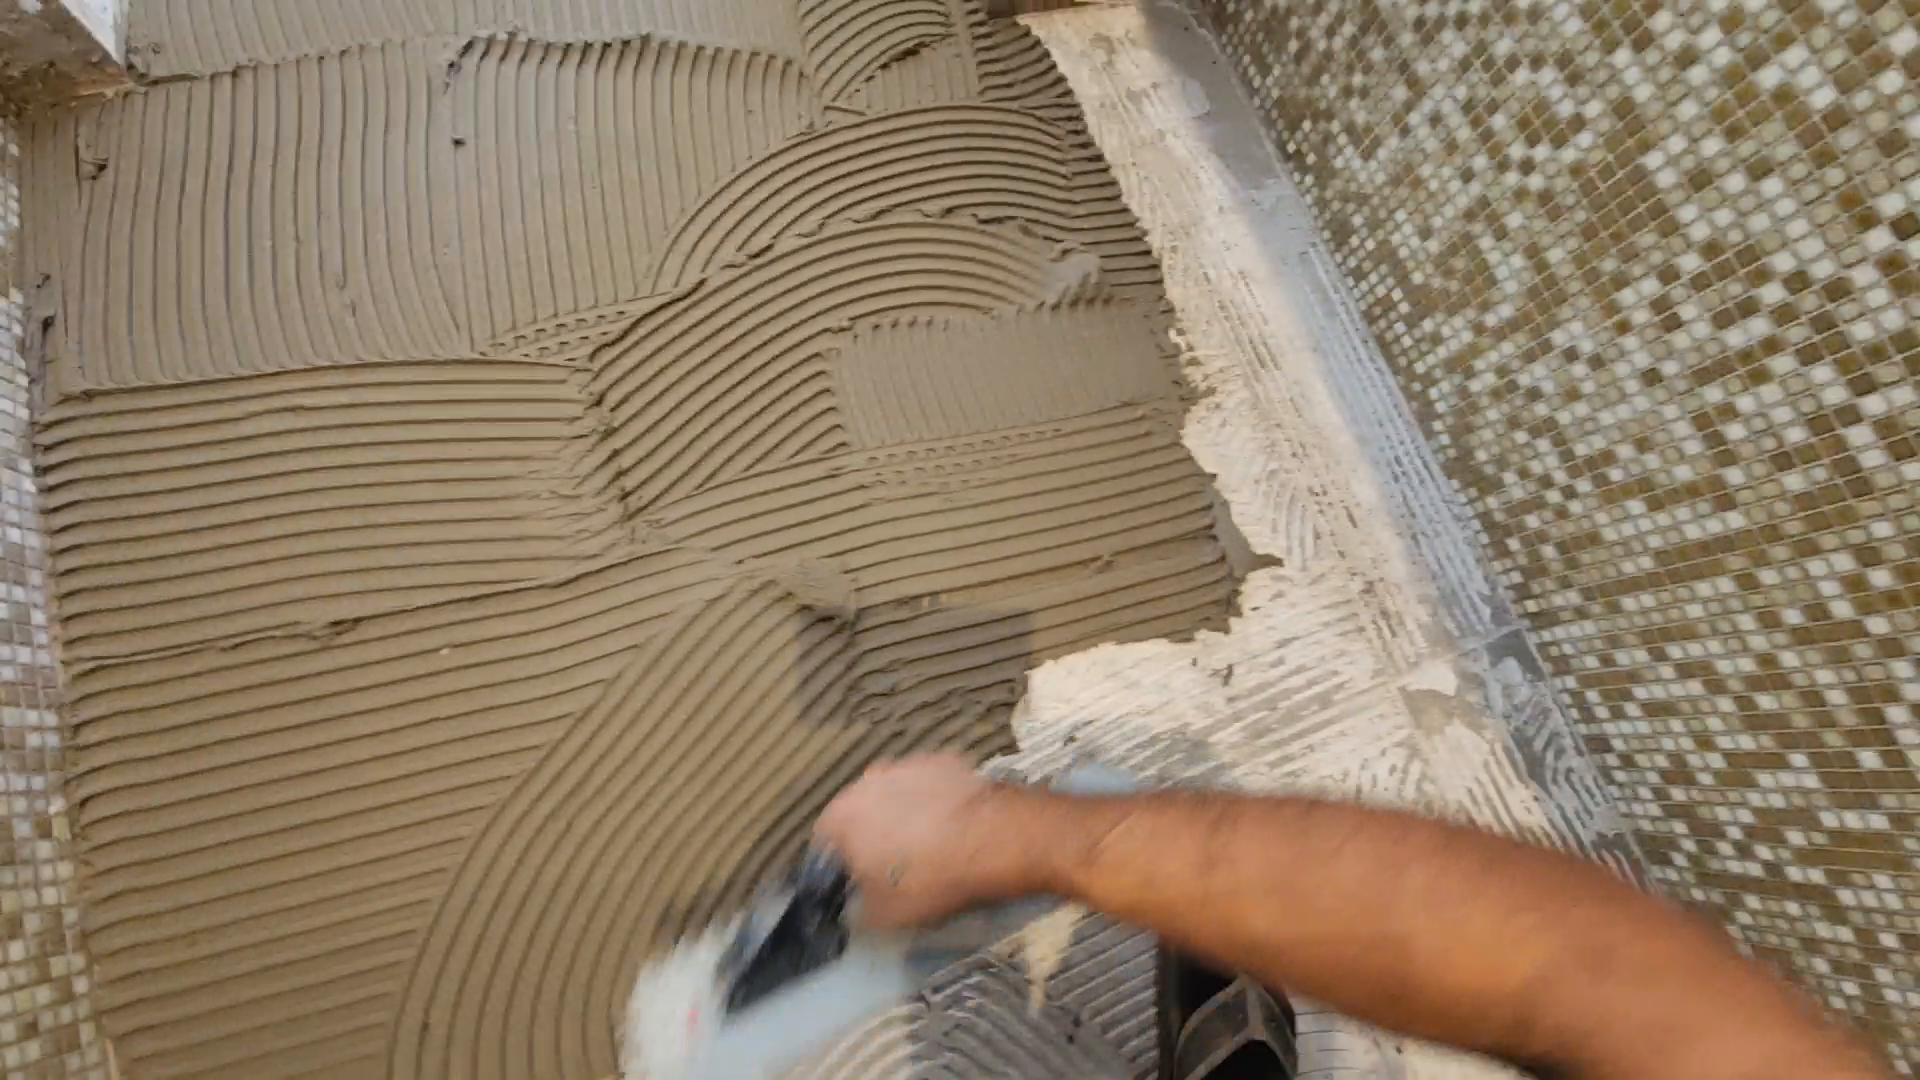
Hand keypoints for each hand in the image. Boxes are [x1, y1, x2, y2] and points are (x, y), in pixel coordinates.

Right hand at [814, 754, 1022, 928]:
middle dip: (868, 833)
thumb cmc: (930, 879)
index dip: (836, 864)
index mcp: (843, 814)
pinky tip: (952, 824)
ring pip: (894, 792)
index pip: (822, 839)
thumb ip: (855, 911)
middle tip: (888, 864)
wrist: (996, 838)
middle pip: (859, 809)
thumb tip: (853, 909)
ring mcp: (909, 763)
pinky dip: (934, 800)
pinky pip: (929, 784)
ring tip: (926, 844)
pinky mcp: (945, 759)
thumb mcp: (883, 916)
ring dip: (901, 813)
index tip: (852, 881)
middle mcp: (870, 779)